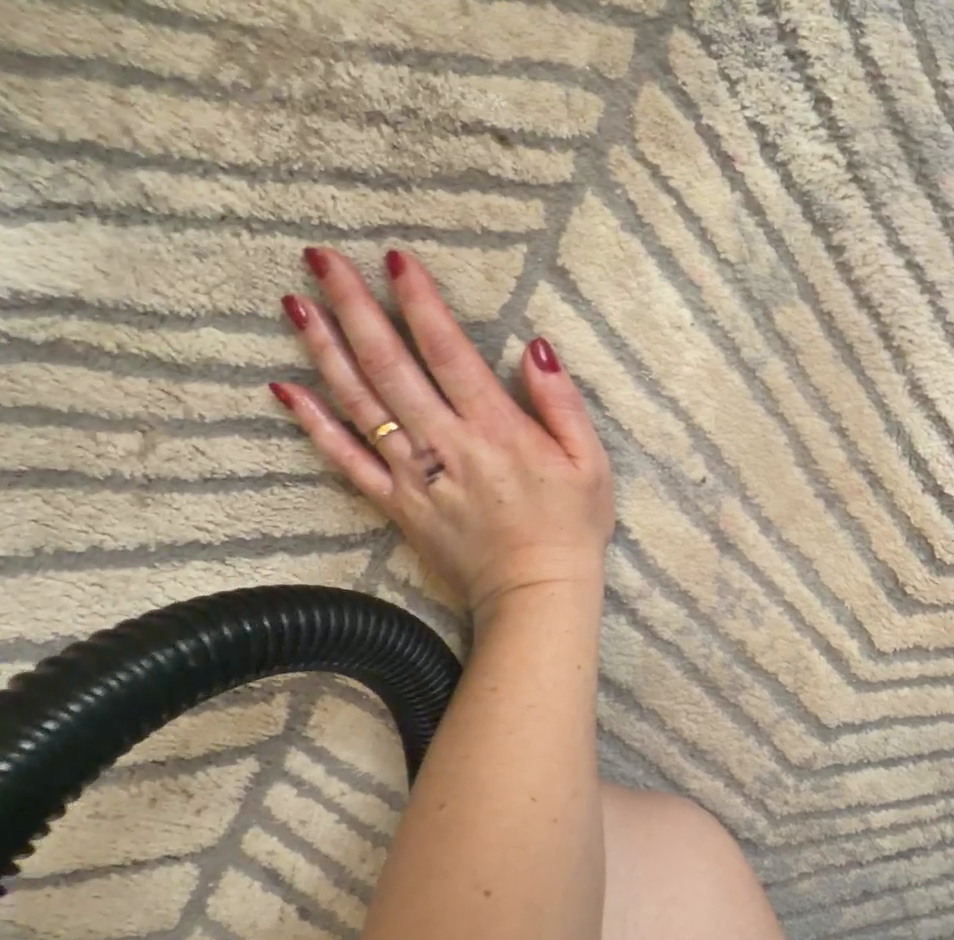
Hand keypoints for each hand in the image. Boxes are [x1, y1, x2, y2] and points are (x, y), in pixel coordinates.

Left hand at [272, 248, 613, 620]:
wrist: (537, 589)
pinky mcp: (396, 504)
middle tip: (322, 260)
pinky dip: (314, 425)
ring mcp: (414, 474)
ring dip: (324, 351)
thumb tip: (537, 349)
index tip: (397, 261)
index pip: (450, 354)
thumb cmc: (572, 523)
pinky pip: (346, 460)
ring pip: (360, 403)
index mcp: (498, 430)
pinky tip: (286, 389)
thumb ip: (562, 404)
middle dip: (356, 309)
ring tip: (294, 303)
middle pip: (392, 367)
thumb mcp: (591, 461)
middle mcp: (446, 444)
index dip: (421, 304)